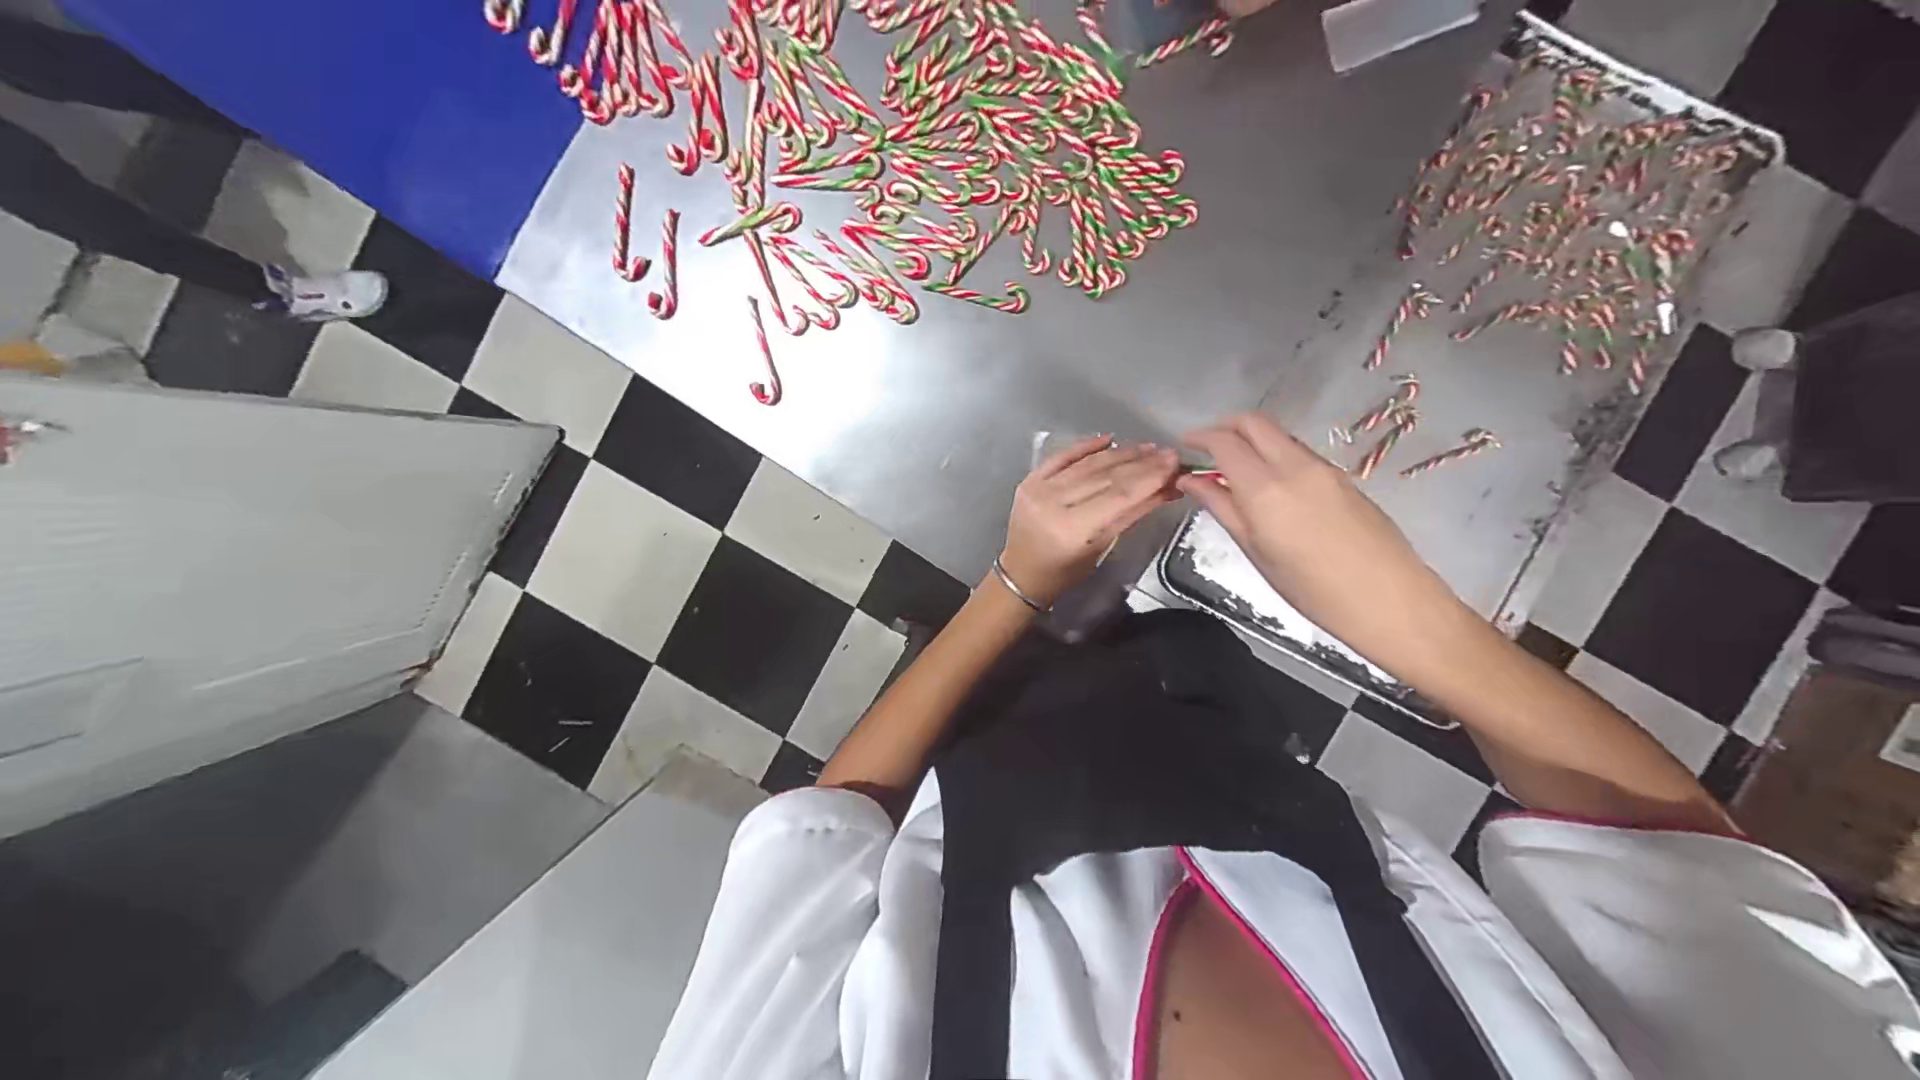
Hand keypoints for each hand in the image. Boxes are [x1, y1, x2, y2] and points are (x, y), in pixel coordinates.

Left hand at [1000, 436, 1179, 606]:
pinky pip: (1062, 457)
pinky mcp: (1030, 480)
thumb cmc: (1065, 571)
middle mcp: (1053, 504)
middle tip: (1168, 454)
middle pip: (1105, 477)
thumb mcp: (1102, 549)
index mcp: (1072, 529)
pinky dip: (1086, 446)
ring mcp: (1038, 489)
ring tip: (1147, 448)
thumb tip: (1167, 488)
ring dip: (1120, 453)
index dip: (1149, 477)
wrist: (1021, 573)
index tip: (1174, 463)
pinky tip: (1109, 439)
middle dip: (1140, 463)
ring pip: (1087, 464)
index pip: (1118, 496)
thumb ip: (1132, 515)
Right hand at [1178, 414, 1470, 678]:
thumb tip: (1191, 481)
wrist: (1390, 601)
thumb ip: (1221, 508)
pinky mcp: (1342, 477)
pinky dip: (1273, 453)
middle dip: (1224, 426)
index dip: (1199, 437)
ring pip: (1278, 434)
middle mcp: (1295, 466)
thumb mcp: (1256, 551)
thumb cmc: (1311, 590)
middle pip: (1254, 422)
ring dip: (1250, 439)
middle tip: (1204, 447)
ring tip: (1231, 468)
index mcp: (1266, 489)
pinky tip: (1266, 483)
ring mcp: (1324, 468)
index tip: (1183, 445)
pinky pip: (1298, 452)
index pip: (1225, 441)